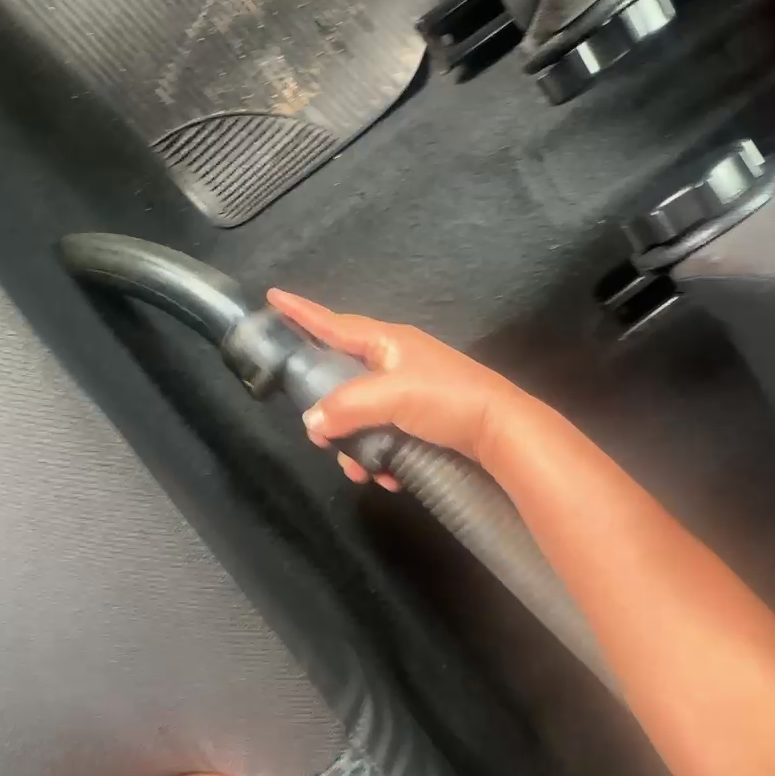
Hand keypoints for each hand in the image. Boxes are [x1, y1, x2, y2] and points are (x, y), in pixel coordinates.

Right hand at [267, 290, 545, 482]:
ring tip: (364, 472)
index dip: (302, 313)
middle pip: (343, 382)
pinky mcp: (423, 421)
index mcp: (388, 342)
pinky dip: (382, 458)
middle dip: (332, 416)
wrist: (502, 430)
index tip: (272, 297)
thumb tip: (312, 422)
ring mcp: (410, 392)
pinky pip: (386, 437)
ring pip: (362, 418)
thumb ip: (345, 405)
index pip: (335, 324)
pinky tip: (390, 478)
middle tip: (324, 439)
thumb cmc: (445, 398)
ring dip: (358, 448)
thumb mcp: (390, 396)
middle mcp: (395, 362)